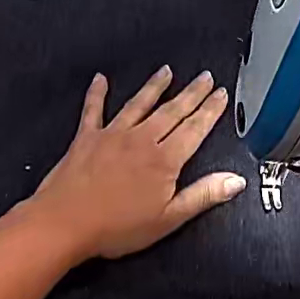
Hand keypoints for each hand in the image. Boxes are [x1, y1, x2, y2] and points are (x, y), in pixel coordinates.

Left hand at [27, 67, 246, 260]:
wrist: (64, 224)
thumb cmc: (116, 227)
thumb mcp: (168, 218)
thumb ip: (203, 195)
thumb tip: (235, 181)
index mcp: (164, 160)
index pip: (195, 128)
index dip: (210, 110)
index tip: (220, 95)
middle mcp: (141, 140)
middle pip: (172, 110)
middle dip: (191, 93)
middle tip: (204, 77)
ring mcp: (112, 135)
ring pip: (139, 104)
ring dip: (155, 86)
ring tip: (167, 72)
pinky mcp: (86, 139)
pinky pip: (93, 109)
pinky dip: (97, 93)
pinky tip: (101, 79)